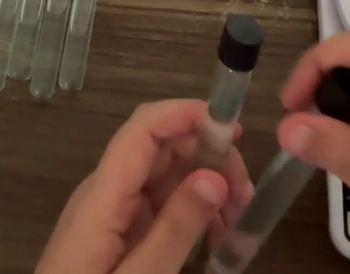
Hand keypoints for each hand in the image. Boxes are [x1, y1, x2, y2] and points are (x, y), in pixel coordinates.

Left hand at [37, 99, 252, 273]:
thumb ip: (175, 229)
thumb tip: (215, 175)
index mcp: (103, 192)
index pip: (143, 127)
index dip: (186, 113)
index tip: (234, 125)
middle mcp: (106, 189)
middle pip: (160, 148)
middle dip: (207, 157)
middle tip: (247, 194)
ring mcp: (111, 210)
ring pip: (164, 175)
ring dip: (204, 186)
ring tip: (237, 221)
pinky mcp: (117, 230)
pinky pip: (158, 203)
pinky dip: (190, 210)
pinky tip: (215, 236)